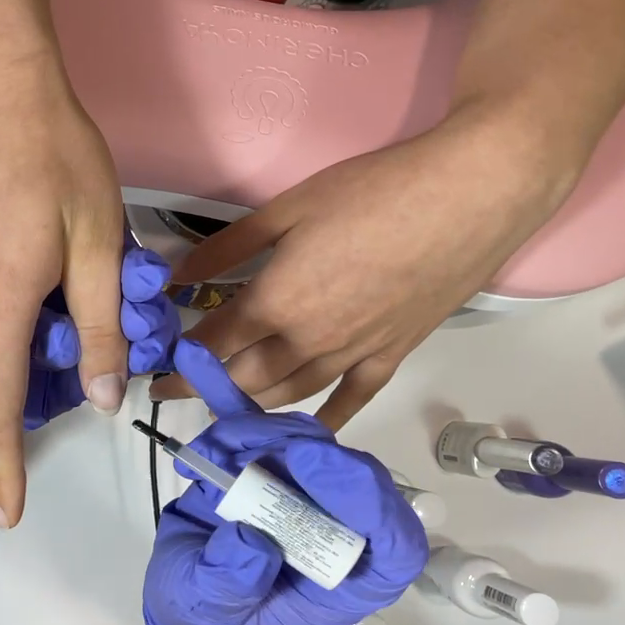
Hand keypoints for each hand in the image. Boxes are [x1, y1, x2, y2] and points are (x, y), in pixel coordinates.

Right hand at [142, 340, 428, 624]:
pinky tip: (194, 360)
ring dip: (250, 430)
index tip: (313, 463)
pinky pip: (249, 423)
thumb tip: (253, 541)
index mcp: (350, 569)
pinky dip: (224, 392)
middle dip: (295, 448)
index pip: (391, 535)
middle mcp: (335, 519)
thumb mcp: (216, 611)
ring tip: (202, 450)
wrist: (187, 595)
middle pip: (343, 472)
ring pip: (297, 440)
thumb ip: (233, 584)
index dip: (365, 496)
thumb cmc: (211, 616)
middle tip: (238, 442)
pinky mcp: (258, 460)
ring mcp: (297, 484)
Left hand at [155, 118, 576, 428]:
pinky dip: (325, 417)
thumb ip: (225, 249)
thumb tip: (176, 276)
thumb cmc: (371, 193)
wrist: (472, 193)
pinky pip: (354, 397)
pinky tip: (305, 430)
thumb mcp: (285, 210)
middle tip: (176, 393)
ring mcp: (355, 352)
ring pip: (291, 392)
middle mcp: (310, 339)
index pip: (213, 344)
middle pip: (245, 378)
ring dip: (252, 404)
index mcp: (276, 302)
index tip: (153, 374)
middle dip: (203, 388)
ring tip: (222, 406)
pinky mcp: (396, 353)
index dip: (179, 361)